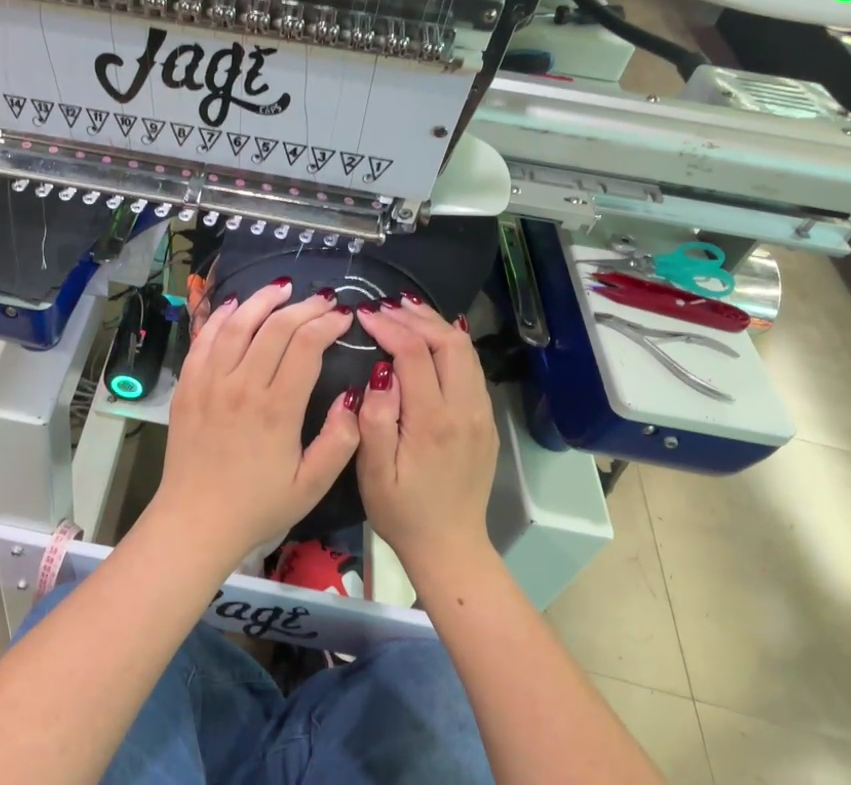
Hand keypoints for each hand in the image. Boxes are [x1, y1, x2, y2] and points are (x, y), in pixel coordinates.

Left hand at [148, 280, 357, 563]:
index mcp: (277, 408)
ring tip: (283, 289)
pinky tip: (234, 306)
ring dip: (262, 301)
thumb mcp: (311, 486)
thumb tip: (355, 397)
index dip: (328, 324)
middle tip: (324, 300)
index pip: (306, 345)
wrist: (196, 520)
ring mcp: (210, 382)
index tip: (344, 318)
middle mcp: (242, 386)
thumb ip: (339, 441)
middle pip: (275, 327)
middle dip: (305, 307)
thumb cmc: (258, 506)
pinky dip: (220, 317)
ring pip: (237, 324)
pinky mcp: (187, 386)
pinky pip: (204, 340)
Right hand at [346, 297, 499, 564]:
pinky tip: (433, 340)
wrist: (450, 545)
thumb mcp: (372, 472)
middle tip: (386, 306)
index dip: (389, 326)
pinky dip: (451, 345)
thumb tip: (380, 372)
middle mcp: (464, 410)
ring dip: (437, 326)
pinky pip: (472, 369)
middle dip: (416, 317)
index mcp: (433, 421)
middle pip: (449, 342)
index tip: (363, 314)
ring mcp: (481, 415)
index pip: (414, 352)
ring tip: (407, 312)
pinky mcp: (486, 422)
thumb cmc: (401, 511)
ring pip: (466, 352)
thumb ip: (375, 419)